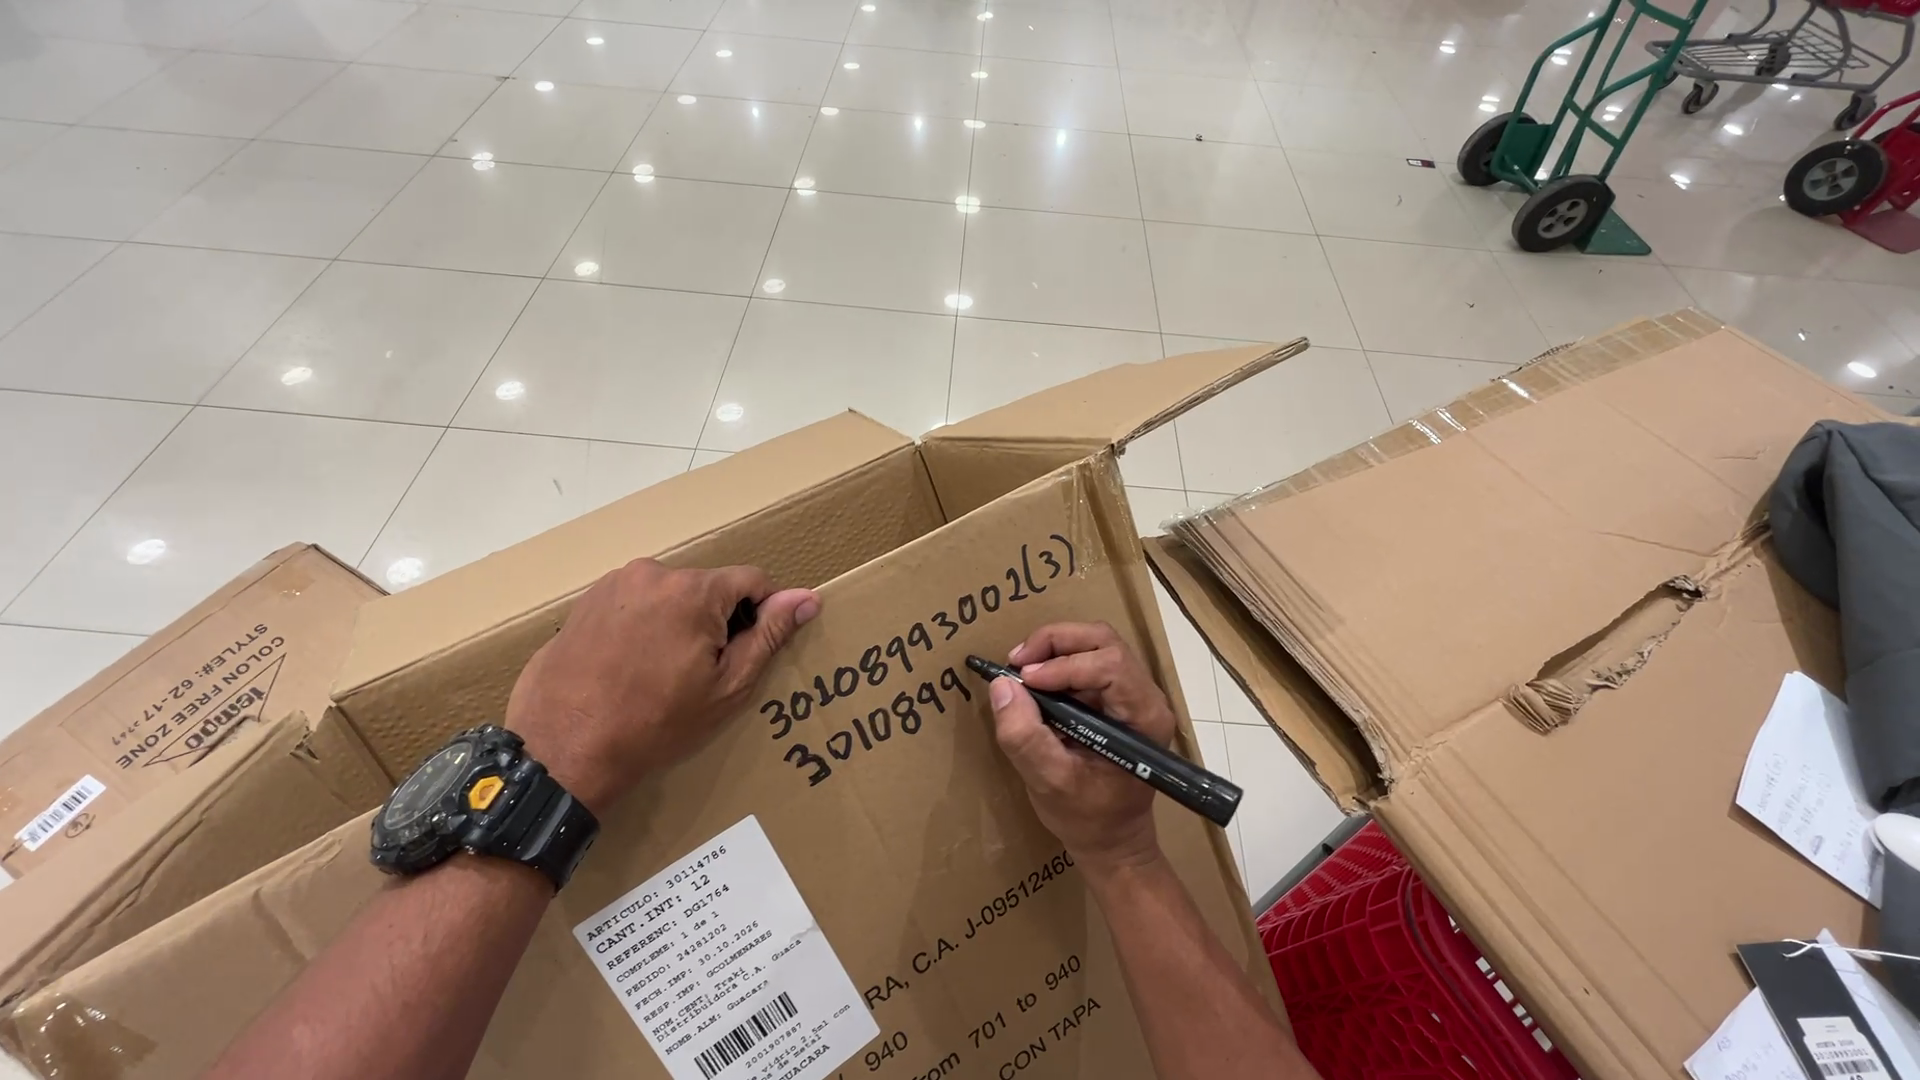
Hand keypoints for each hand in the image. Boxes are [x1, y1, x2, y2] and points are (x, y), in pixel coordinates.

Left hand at [505, 559, 818, 812]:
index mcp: (694, 590)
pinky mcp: (585, 601)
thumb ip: (768, 634)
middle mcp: (653, 573)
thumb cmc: (654, 723)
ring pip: (671, 594)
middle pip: (709, 587)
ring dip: (679, 621)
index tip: (747, 651)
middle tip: (702, 671)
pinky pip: (635, 602)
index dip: (762, 613)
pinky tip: (631, 665)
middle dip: (716, 619)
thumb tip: (807, 598)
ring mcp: (613, 584)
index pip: (753, 580)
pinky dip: (644, 624)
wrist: (563, 750)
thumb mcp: (726, 685)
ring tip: (662, 671)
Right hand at [988, 623, 1177, 870]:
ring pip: (1096, 643)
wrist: (1112, 841)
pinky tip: (1032, 681)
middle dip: (1055, 642)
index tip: (1025, 681)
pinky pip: (1088, 659)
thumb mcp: (1049, 783)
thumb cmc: (1087, 818)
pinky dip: (1056, 660)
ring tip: (1020, 671)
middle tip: (1016, 662)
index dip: (1064, 664)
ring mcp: (1133, 693)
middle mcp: (1146, 697)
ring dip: (1054, 648)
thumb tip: (1002, 686)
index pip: (1110, 665)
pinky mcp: (1116, 696)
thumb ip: (1025, 737)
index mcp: (1144, 718)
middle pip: (1103, 641)